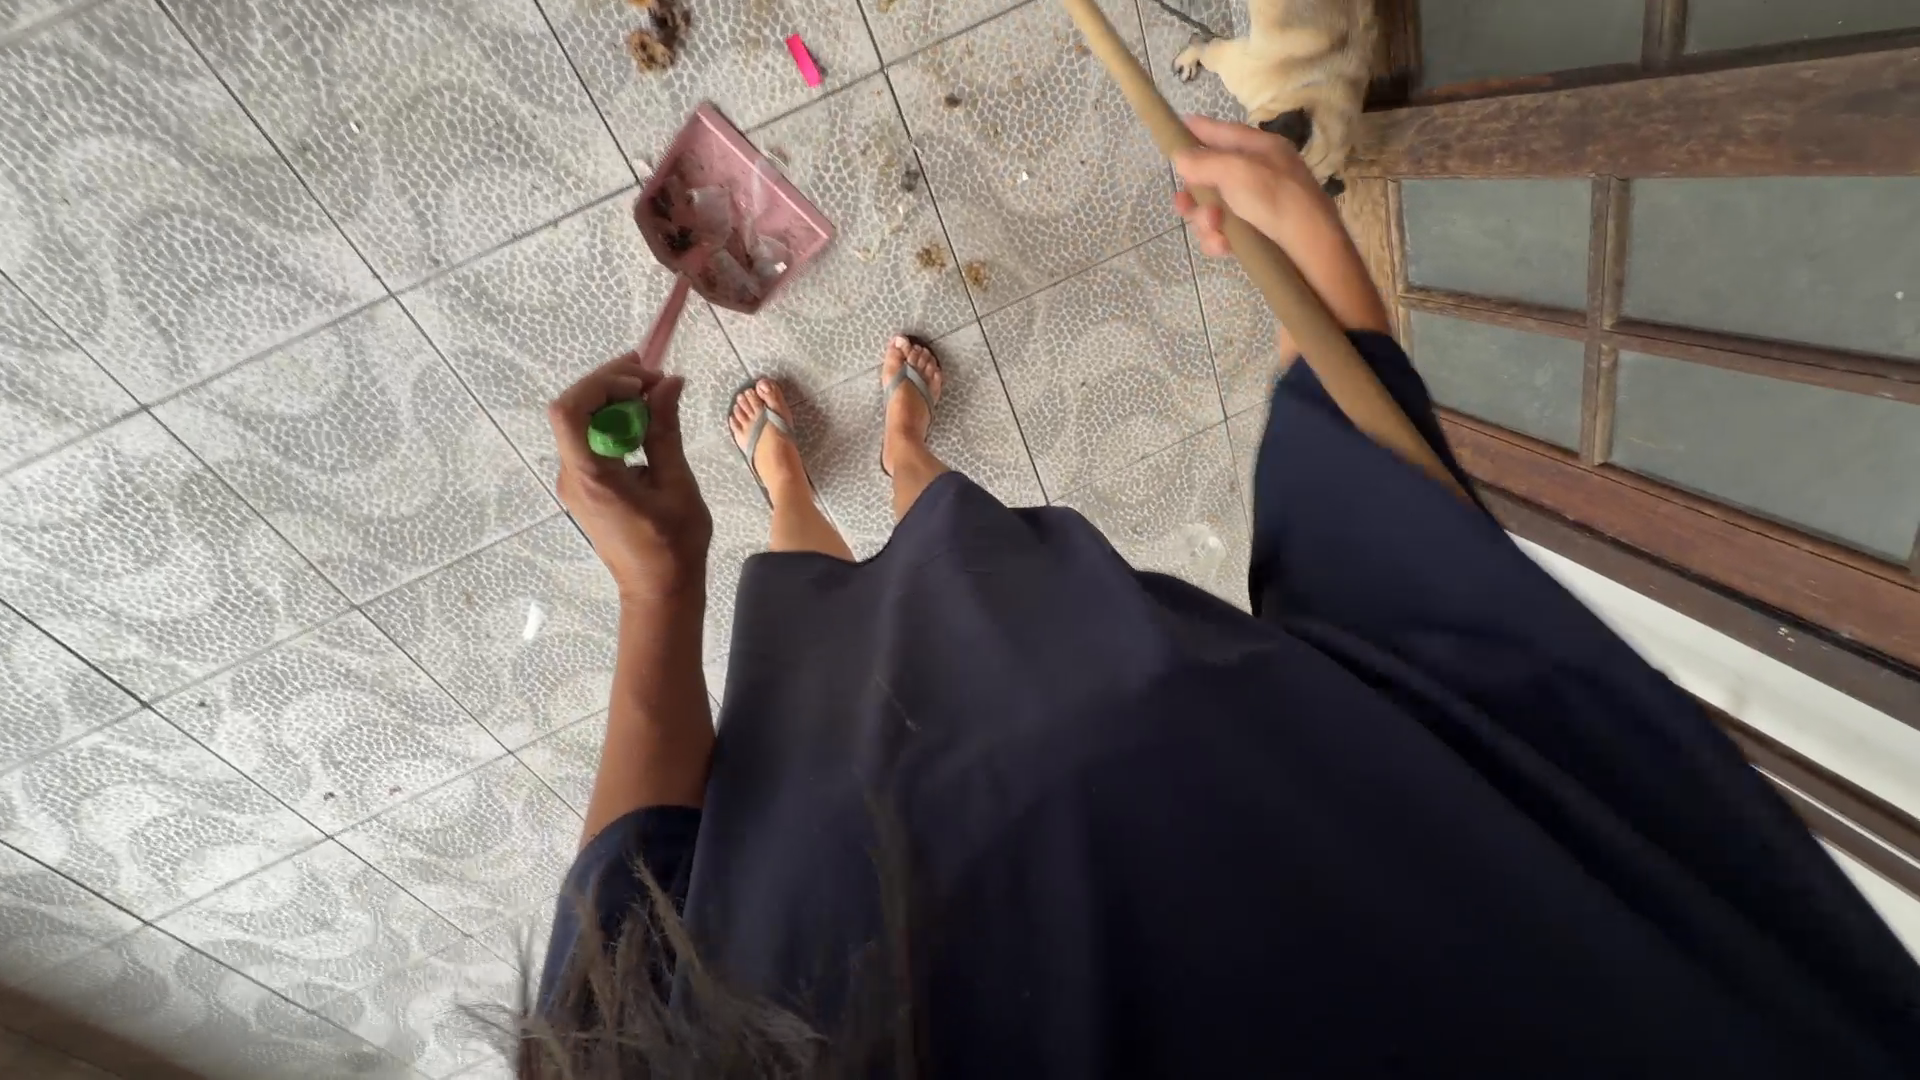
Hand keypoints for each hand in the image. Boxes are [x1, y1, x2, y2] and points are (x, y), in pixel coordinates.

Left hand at [547, 354, 712, 603]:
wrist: (659, 589)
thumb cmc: (674, 543)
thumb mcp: (677, 483)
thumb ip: (665, 431)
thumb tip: (668, 384)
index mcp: (592, 477)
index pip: (569, 410)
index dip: (602, 383)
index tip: (644, 381)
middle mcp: (572, 476)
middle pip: (573, 409)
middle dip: (612, 384)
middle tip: (655, 377)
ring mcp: (575, 482)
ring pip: (581, 422)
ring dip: (615, 401)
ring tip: (656, 392)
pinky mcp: (586, 487)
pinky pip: (592, 441)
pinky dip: (616, 422)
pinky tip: (646, 420)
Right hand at [1171, 114, 1342, 260]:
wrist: (1307, 246)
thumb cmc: (1276, 199)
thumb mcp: (1237, 172)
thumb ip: (1205, 162)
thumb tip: (1179, 155)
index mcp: (1259, 150)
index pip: (1224, 133)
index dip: (1200, 130)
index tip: (1177, 126)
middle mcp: (1255, 174)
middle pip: (1209, 178)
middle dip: (1194, 195)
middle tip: (1183, 204)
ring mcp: (1253, 206)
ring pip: (1210, 210)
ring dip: (1205, 221)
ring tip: (1214, 227)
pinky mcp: (1250, 233)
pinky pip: (1220, 233)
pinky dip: (1217, 240)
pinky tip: (1223, 245)